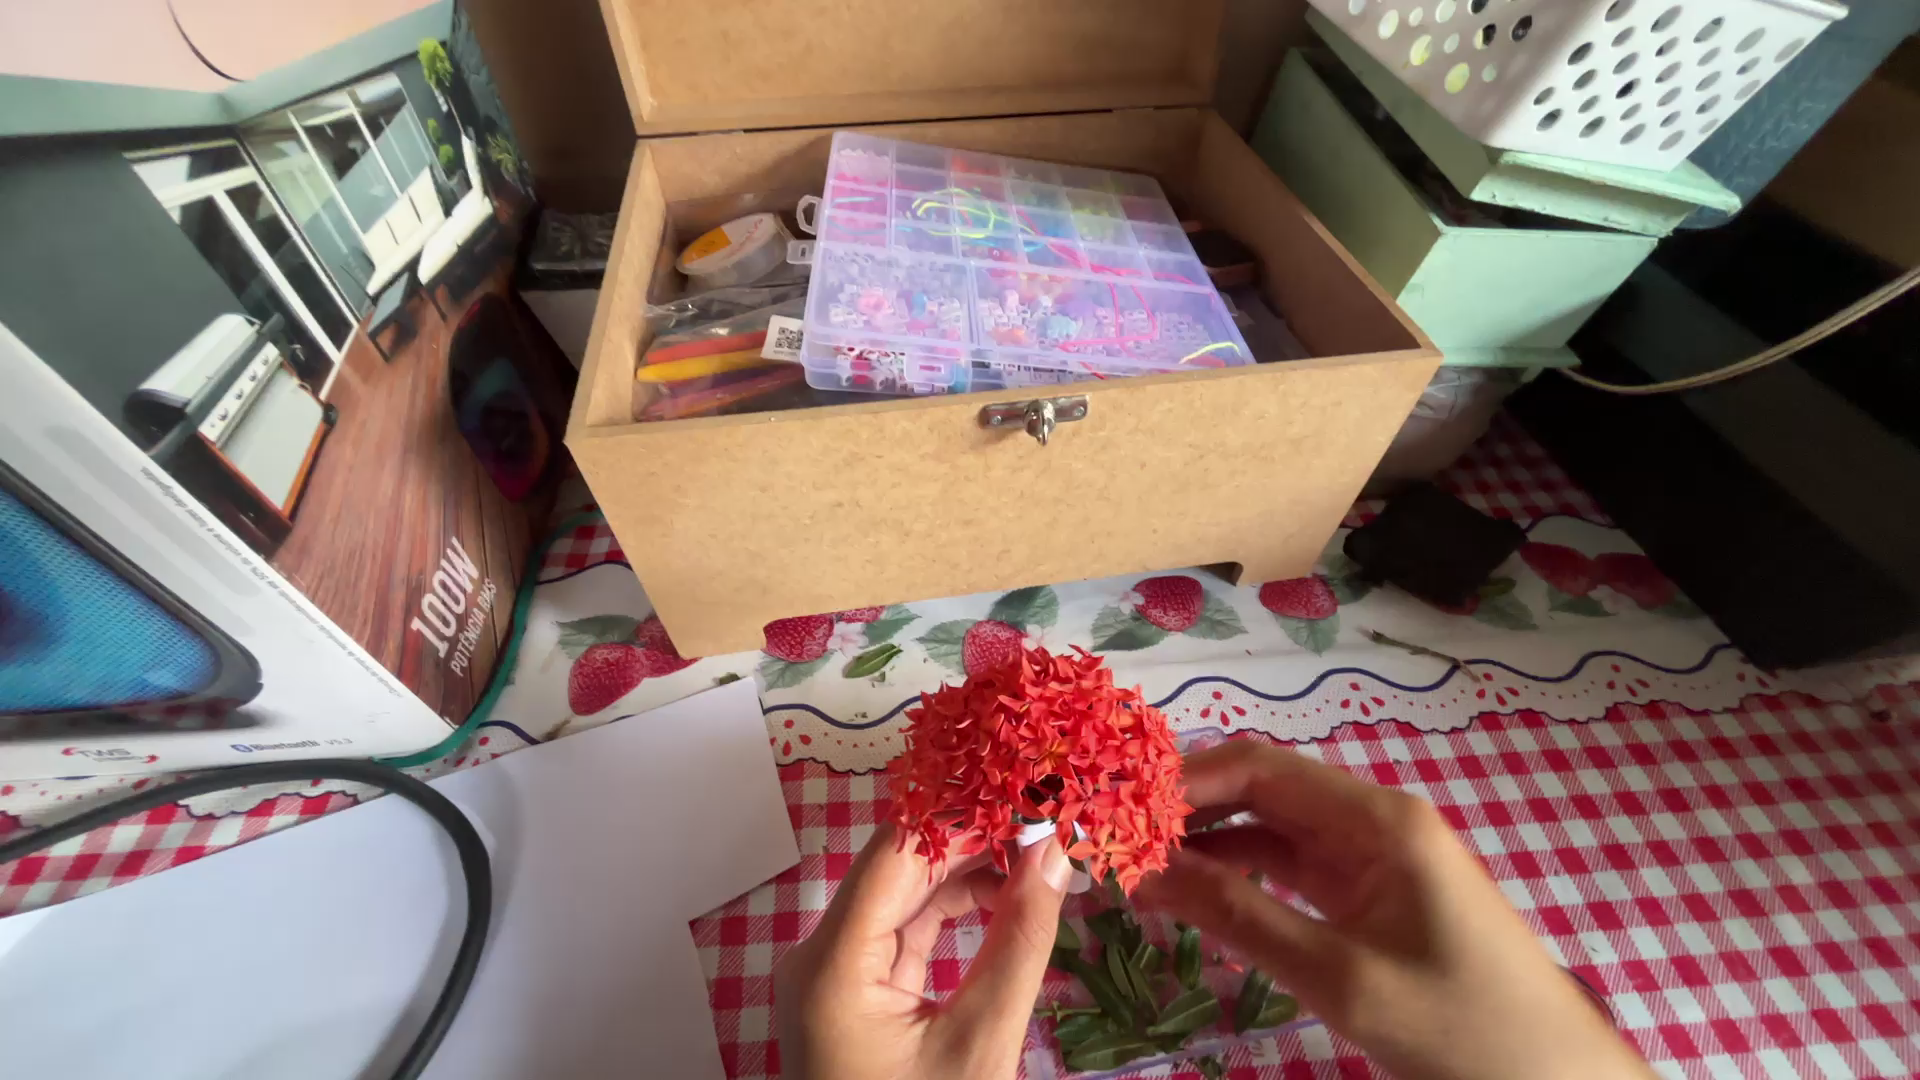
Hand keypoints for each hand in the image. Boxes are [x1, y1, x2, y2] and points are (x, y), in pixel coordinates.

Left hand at [775, 823, 1071, 1079]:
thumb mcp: (980, 1046)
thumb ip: (1018, 942)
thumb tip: (1055, 853)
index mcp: (832, 961)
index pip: (898, 850)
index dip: (964, 815)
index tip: (1026, 796)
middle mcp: (822, 950)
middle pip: (901, 864)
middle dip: (974, 839)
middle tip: (1043, 821)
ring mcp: (837, 967)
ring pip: (908, 891)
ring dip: (971, 869)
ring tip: (1037, 855)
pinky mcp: (858, 984)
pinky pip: (909, 926)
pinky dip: (957, 907)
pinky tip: (1006, 893)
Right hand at [1137, 741, 1654, 1079]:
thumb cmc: (1464, 1034)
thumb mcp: (1339, 978)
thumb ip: (1236, 916)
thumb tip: (1142, 872)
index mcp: (1374, 816)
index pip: (1258, 767)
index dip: (1185, 779)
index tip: (1124, 806)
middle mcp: (1367, 818)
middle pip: (1259, 787)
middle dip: (1189, 807)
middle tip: (1123, 835)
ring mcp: (1367, 853)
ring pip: (1266, 824)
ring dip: (1207, 840)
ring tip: (1144, 861)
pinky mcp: (1364, 889)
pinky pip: (1285, 862)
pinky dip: (1236, 871)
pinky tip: (1193, 888)